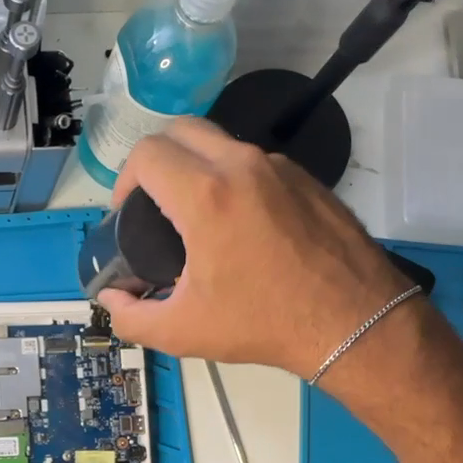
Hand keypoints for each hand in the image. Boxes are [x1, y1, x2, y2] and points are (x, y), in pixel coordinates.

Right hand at [96, 118, 418, 378]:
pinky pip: (253, 163)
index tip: (125, 215)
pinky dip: (230, 180)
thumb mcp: (180, 332)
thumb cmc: (260, 325)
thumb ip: (129, 316)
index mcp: (206, 197)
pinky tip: (235, 228)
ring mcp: (279, 167)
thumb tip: (111, 299)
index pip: (147, 154)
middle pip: (181, 130)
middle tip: (150, 204)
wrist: (351, 320)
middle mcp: (242, 166)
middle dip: (154, 161)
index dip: (123, 181)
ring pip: (219, 143)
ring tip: (191, 219)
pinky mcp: (306, 178)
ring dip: (193, 167)